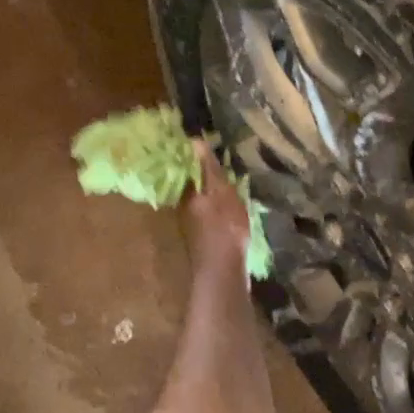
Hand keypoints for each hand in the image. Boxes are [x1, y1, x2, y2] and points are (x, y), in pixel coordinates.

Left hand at [183, 141, 249, 272]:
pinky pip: (207, 216)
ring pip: (200, 202)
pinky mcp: (203, 240)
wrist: (223, 272)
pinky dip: (216, 208)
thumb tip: (194, 140)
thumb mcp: (220, 193)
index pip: (187, 168)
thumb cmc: (223, 228)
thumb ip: (208, 169)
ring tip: (228, 181)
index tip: (207, 144)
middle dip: (204, 175)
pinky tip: (229, 208)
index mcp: (187, 195)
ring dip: (210, 192)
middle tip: (220, 161)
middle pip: (193, 186)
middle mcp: (184, 209)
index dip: (196, 157)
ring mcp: (193, 227)